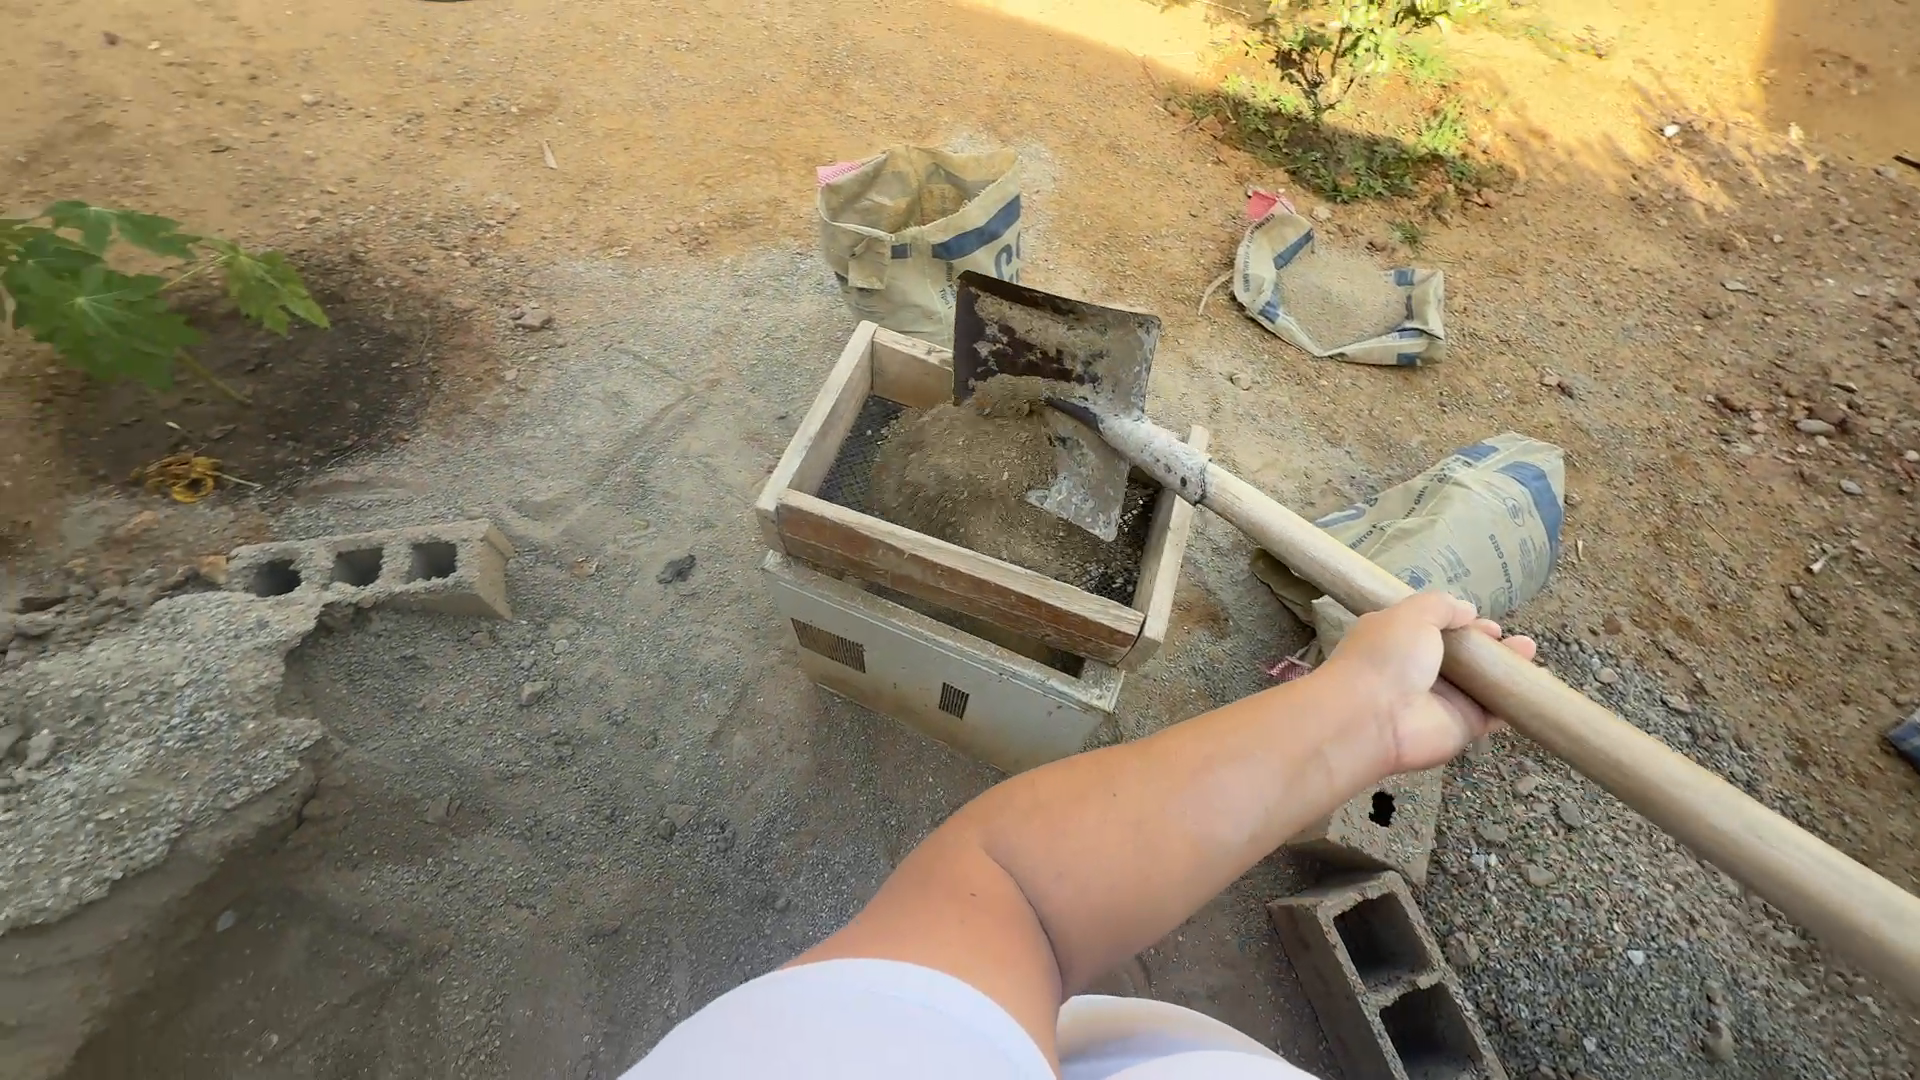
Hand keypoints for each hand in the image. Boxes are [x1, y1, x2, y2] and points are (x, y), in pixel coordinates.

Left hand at [1314, 592, 1536, 775]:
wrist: (1372, 716)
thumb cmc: (1386, 656)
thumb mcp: (1409, 615)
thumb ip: (1438, 606)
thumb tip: (1466, 610)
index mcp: (1397, 638)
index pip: (1433, 627)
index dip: (1459, 622)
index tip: (1482, 621)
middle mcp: (1417, 667)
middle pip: (1461, 654)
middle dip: (1487, 644)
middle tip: (1511, 639)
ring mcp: (1441, 697)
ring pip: (1481, 681)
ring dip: (1506, 667)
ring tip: (1527, 651)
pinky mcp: (1462, 724)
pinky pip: (1493, 711)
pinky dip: (1514, 700)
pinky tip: (1534, 685)